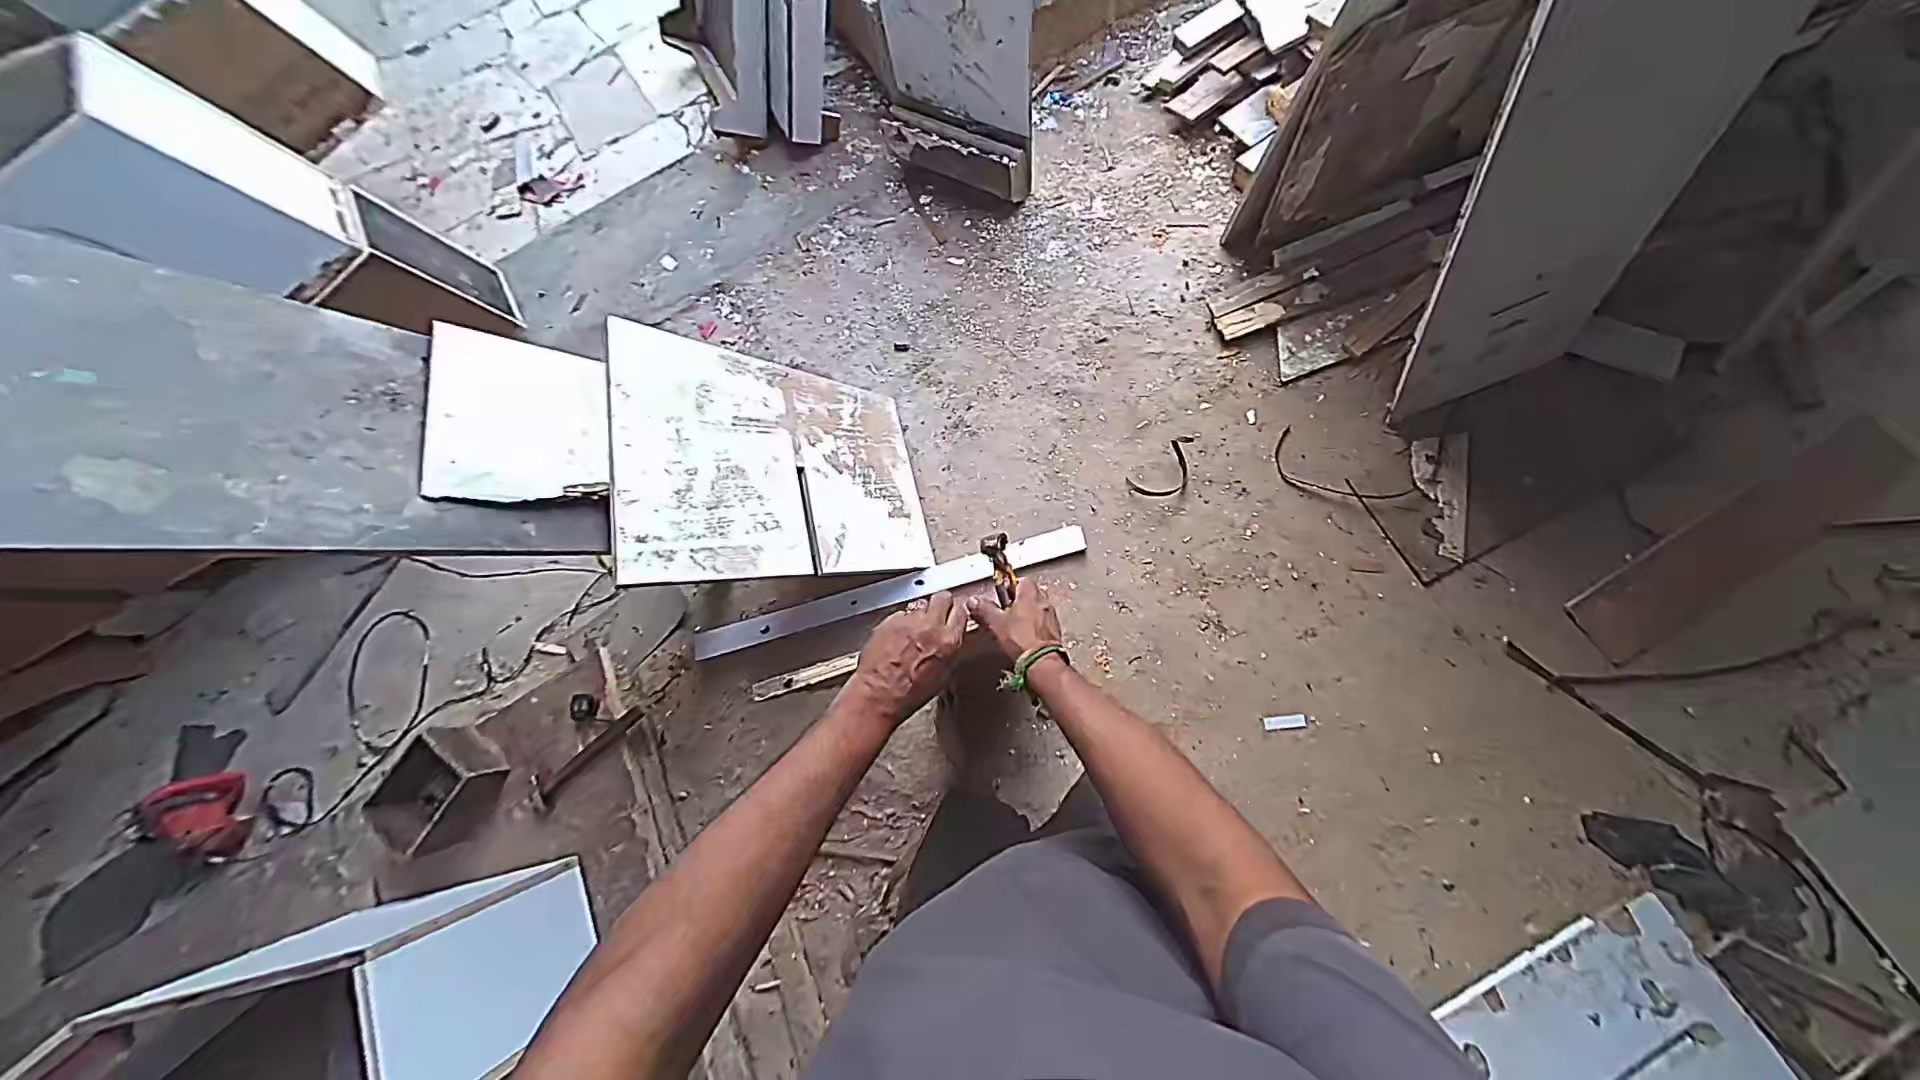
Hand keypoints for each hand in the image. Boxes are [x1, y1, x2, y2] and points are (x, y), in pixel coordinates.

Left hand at [843, 591, 967, 724]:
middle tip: (936, 615)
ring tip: (912, 633)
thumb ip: (950, 650)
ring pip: (920, 606)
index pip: (961, 612)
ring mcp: (908, 621)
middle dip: (941, 605)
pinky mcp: (889, 621)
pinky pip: (900, 615)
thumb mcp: (943, 676)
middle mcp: (929, 626)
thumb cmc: (908, 693)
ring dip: (919, 616)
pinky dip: (900, 623)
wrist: (878, 694)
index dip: (958, 614)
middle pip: (942, 598)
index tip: (955, 617)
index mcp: (948, 640)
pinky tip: (896, 638)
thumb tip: (951, 641)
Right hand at [966, 582, 1061, 662]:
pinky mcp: (1055, 632)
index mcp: (1030, 593)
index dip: (1010, 586)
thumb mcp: (996, 622)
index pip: (1021, 580)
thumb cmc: (1021, 638)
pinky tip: (1024, 637)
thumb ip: (984, 609)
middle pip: (1030, 594)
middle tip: (1005, 610)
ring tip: (1014, 626)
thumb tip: (974, 601)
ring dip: (1027, 614)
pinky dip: (1034, 628)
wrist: (1041, 661)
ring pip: (1037, 609)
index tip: (1000, 593)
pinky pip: (1042, 624)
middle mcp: (1044, 601)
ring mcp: (1051, 617)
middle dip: (1018, 601)